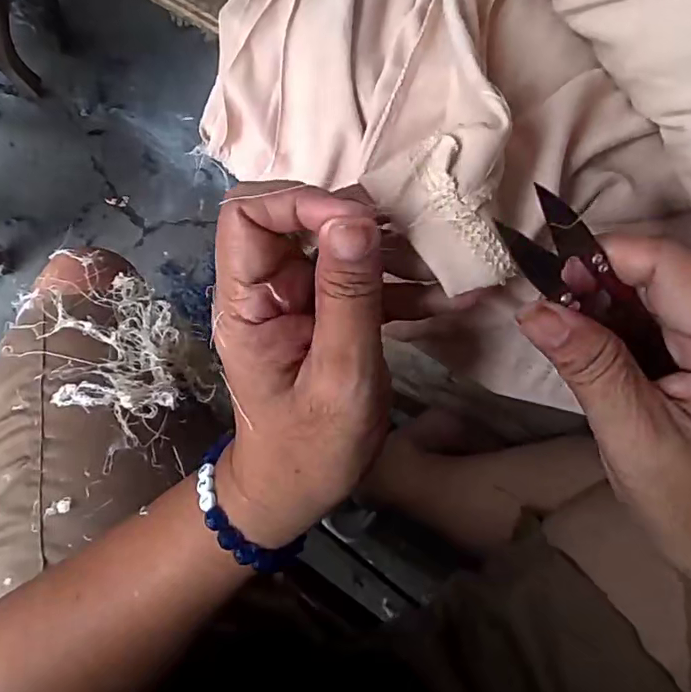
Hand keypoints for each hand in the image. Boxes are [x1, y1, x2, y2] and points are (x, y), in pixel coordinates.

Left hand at [210, 181, 476, 545]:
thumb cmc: (310, 447)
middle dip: (351, 220)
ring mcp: (294, 297)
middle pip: (292, 218)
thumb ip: (347, 296)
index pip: (246, 216)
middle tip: (406, 239)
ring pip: (331, 242)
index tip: (355, 222)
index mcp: (245, 301)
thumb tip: (352, 217)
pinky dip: (397, 283)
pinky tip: (445, 299)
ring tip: (435, 267)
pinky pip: (355, 277)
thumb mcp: (339, 376)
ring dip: (384, 250)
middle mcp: (264, 288)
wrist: (297, 489)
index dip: (296, 202)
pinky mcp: (322, 311)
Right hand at [515, 236, 690, 596]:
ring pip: (673, 285)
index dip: (609, 257)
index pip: (681, 269)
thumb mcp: (636, 444)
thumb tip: (533, 309)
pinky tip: (600, 341)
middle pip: (678, 271)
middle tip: (550, 308)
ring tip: (569, 327)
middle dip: (604, 279)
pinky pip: (678, 309)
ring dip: (612, 298)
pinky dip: (629, 317)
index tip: (549, 279)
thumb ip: (589, 367)